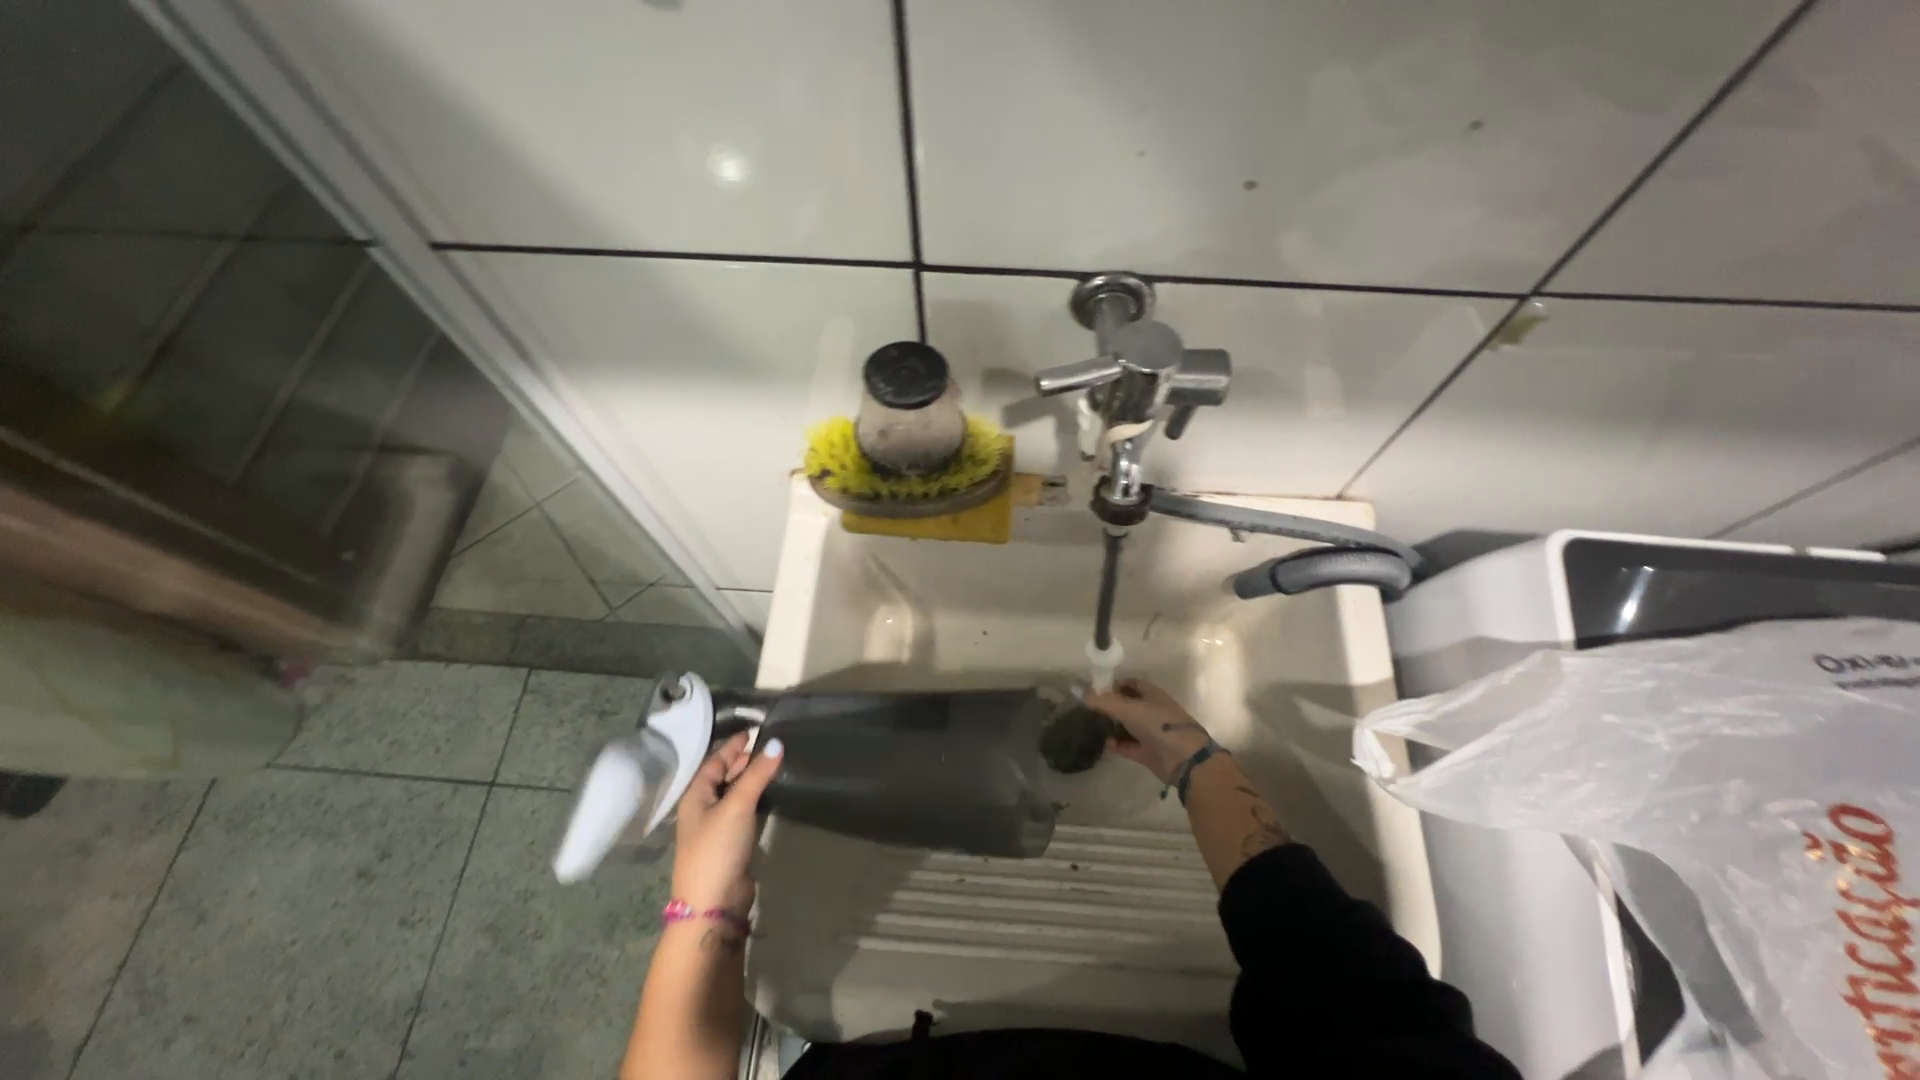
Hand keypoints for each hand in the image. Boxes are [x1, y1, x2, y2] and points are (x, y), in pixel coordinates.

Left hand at [670, 732, 783, 916]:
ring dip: (751, 780)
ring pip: (734, 794)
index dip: (733, 746)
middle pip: (723, 776)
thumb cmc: (717, 848)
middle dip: (743, 761)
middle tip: (770, 745)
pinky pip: (743, 812)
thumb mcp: (737, 806)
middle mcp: (703, 808)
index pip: (714, 761)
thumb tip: (777, 742)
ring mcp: (716, 827)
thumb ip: (757, 774)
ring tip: (775, 764)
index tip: (754, 731)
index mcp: (696, 795)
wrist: (713, 903)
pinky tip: (771, 794)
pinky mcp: (731, 843)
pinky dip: (756, 799)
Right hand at [1084, 679, 1211, 783]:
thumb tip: (1080, 692)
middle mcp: (1153, 712)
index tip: (1096, 690)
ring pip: (1128, 726)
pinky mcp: (1149, 752)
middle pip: (1128, 705)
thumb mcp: (1129, 709)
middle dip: (1110, 707)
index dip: (1115, 684)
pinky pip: (1129, 746)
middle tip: (1090, 710)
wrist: (1184, 759)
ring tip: (1093, 727)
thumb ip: (1104, 701)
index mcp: (1153, 695)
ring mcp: (1152, 733)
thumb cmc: (1159, 725)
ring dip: (1113, 727)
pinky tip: (1106, 744)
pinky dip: (1118, 745)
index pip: (1132, 684)